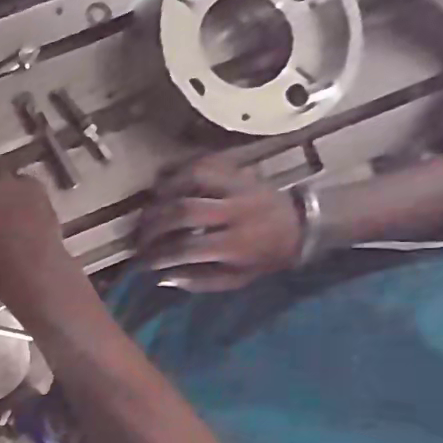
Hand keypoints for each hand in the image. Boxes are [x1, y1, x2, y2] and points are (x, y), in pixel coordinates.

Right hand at [133, 156, 300, 291]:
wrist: (304, 225)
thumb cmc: (266, 256)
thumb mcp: (239, 278)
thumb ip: (200, 280)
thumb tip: (162, 276)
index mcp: (239, 243)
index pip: (187, 247)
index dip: (158, 255)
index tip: (143, 261)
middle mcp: (237, 210)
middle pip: (183, 210)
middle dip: (153, 223)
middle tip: (138, 233)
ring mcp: (238, 185)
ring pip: (192, 177)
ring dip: (163, 190)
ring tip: (149, 205)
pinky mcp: (238, 170)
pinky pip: (203, 162)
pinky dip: (179, 169)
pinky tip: (165, 183)